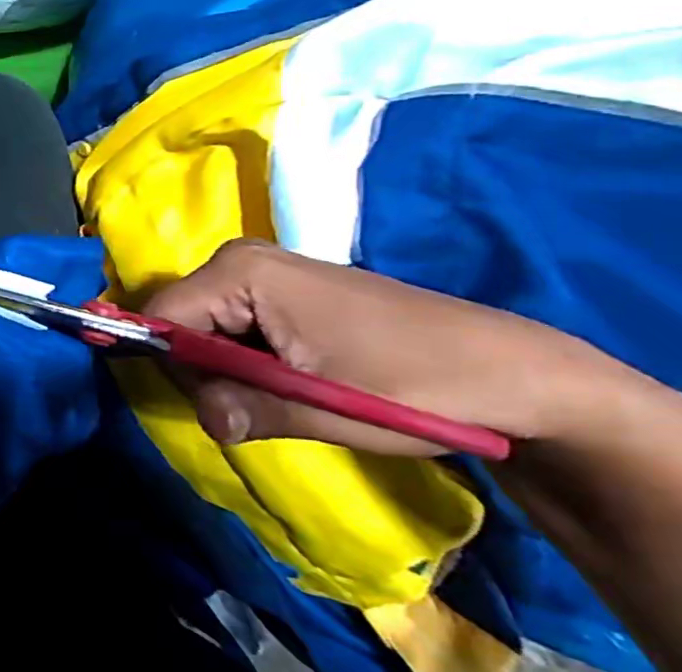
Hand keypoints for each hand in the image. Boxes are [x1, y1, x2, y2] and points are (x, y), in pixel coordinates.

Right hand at [142, 239, 628, 455]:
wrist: (520, 374)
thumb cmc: (420, 384)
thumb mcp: (328, 407)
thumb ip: (250, 409)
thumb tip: (203, 422)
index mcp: (239, 271)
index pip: (161, 318)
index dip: (176, 367)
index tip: (218, 406)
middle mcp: (238, 259)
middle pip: (180, 322)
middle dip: (208, 372)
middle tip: (262, 407)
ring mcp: (260, 269)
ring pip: (204, 327)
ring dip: (232, 370)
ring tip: (287, 394)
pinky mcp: (279, 287)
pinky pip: (231, 324)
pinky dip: (250, 360)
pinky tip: (294, 378)